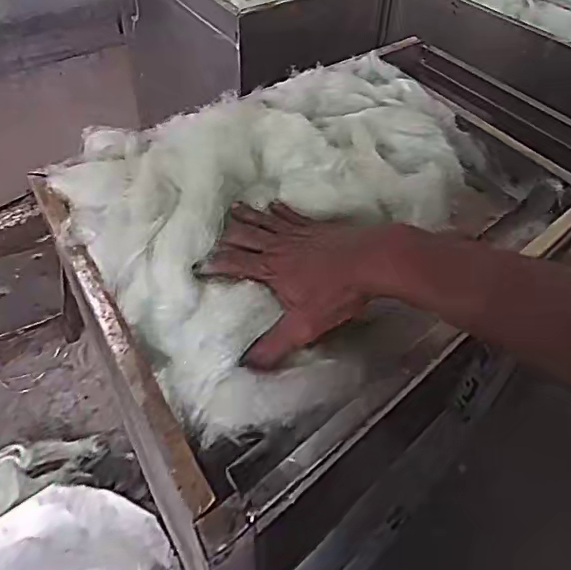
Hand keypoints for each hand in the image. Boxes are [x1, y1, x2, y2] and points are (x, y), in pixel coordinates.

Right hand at [199, 203, 408, 368]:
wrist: (371, 260)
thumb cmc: (338, 293)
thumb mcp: (304, 326)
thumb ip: (274, 346)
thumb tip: (246, 365)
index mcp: (272, 270)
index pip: (237, 265)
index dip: (216, 264)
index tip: (199, 264)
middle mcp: (281, 247)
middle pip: (248, 237)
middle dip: (229, 234)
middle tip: (213, 229)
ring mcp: (300, 233)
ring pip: (267, 222)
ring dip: (249, 216)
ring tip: (235, 208)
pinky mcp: (318, 227)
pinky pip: (293, 215)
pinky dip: (281, 210)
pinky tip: (275, 203)